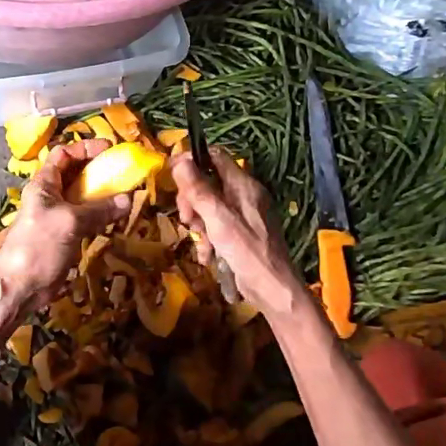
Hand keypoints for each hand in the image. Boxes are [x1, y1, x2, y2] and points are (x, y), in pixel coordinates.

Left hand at [0, 138, 129, 306]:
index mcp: (44, 184)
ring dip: (104, 195)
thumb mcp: (70, 222)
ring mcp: (59, 217)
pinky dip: (103, 216)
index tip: (109, 149)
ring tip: (127, 194)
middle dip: (99, 170)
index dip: (85, 148)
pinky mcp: (66, 236)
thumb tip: (127, 199)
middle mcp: (51, 197)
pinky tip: (118, 219)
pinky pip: (87, 219)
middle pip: (76, 174)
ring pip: (84, 198)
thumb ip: (99, 209)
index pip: (63, 154)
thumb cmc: (38, 246)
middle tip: (124, 171)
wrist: (20, 287)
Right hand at [170, 148, 309, 317]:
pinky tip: (208, 255)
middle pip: (208, 182)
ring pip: (210, 206)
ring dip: (199, 223)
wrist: (273, 288)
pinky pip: (218, 226)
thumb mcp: (217, 218)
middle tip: (187, 218)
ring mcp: (244, 214)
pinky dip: (210, 238)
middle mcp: (244, 195)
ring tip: (201, 242)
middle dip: (192, 200)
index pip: (215, 156)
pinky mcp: (242, 233)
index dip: (192, 161)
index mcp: (243, 185)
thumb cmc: (247, 251)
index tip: (172, 177)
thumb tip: (180, 159)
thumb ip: (198, 189)